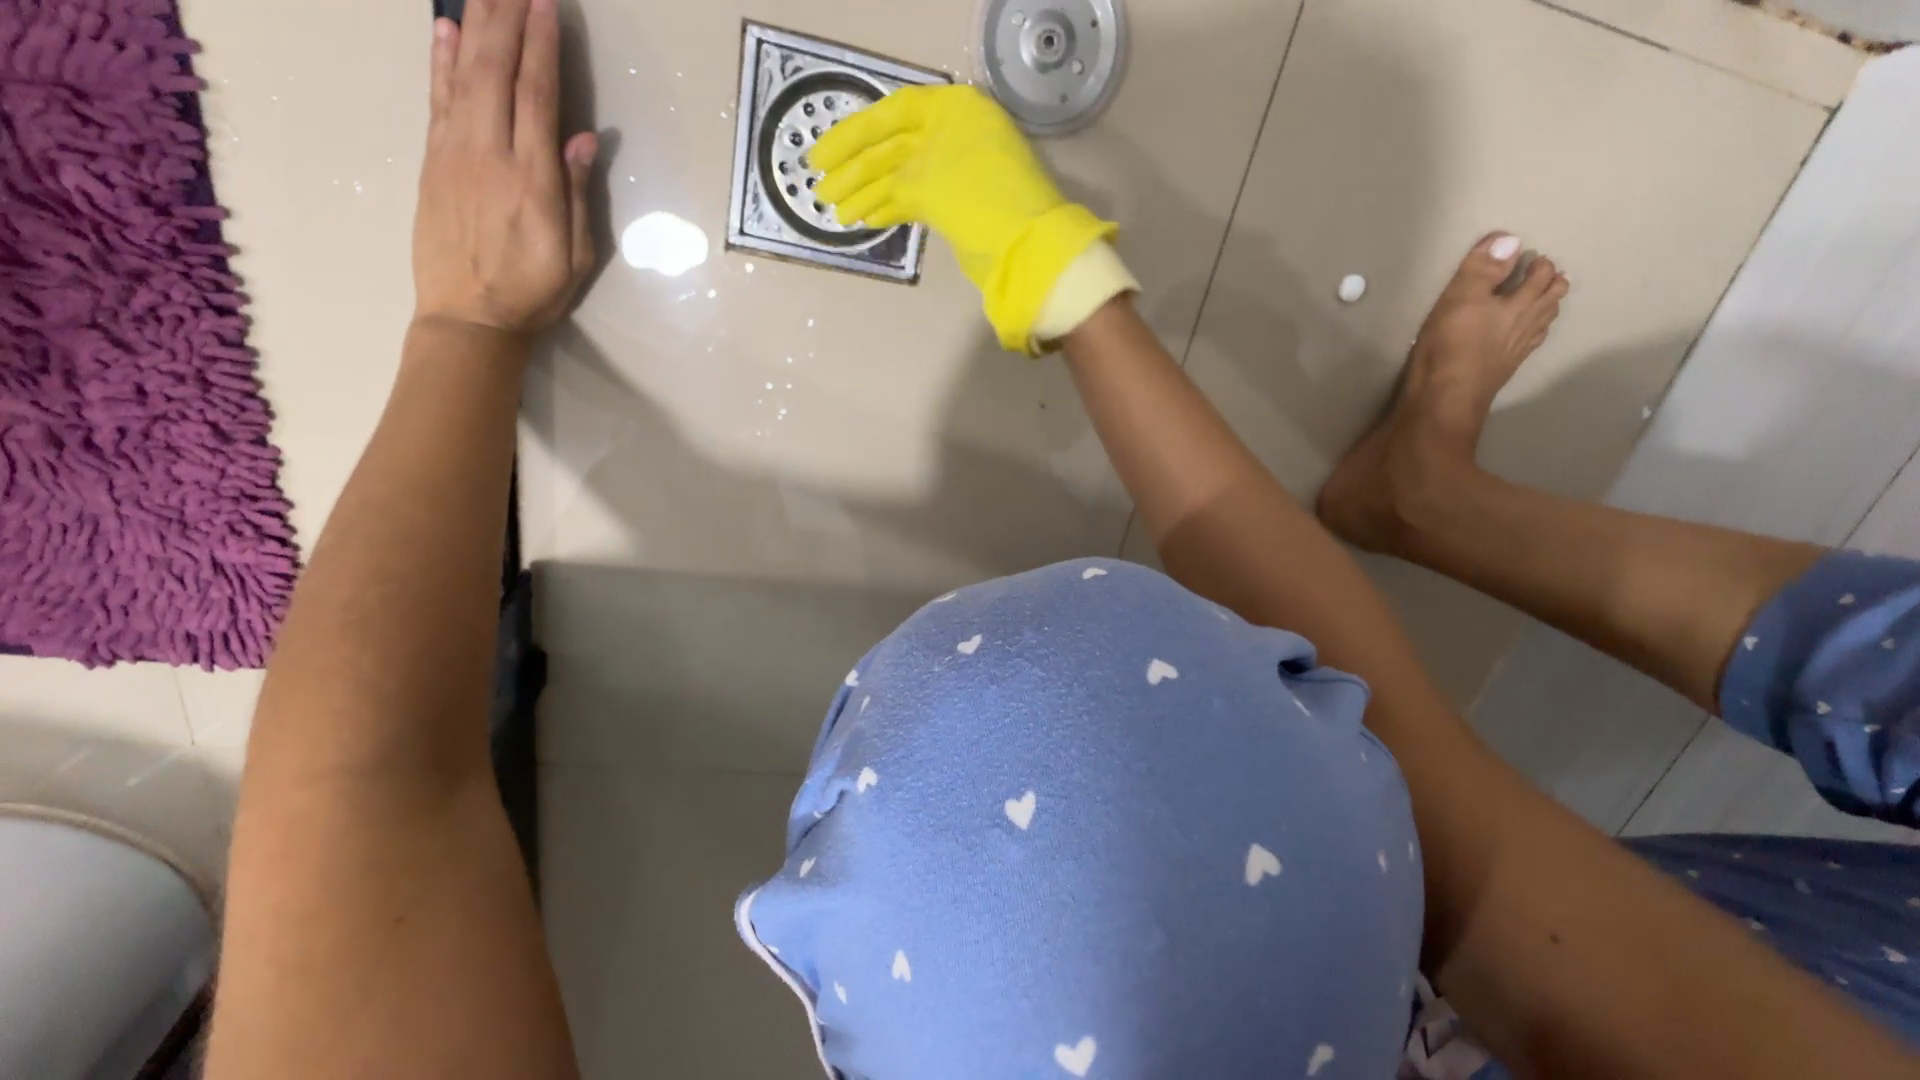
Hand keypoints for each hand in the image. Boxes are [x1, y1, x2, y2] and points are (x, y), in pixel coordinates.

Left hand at [413, 0, 596, 336]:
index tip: (547, 5)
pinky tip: (448, 30)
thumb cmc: (532, 292)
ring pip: (464, 74)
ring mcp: (454, 153)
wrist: (467, 318)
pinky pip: (437, 98)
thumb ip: (576, 195)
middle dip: (508, 18)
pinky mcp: (434, 160)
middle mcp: (488, 154)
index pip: (537, 96)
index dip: (542, 46)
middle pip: (497, 71)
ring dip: (477, 25)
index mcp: (531, 180)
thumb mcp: (574, 256)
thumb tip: (582, 139)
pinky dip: (442, 60)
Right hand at [812, 85, 1113, 352]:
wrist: (1027, 251)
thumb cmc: (985, 201)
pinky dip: (887, 208)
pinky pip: (911, 200)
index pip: (893, 112)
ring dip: (865, 193)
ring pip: (899, 177)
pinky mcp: (955, 204)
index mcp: (955, 111)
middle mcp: (954, 134)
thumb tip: (879, 191)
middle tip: (820, 190)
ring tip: (834, 212)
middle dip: (853, 170)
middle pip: (892, 146)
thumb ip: (901, 176)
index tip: (821, 157)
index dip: (852, 135)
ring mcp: (955, 170)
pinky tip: (861, 218)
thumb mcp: (932, 179)